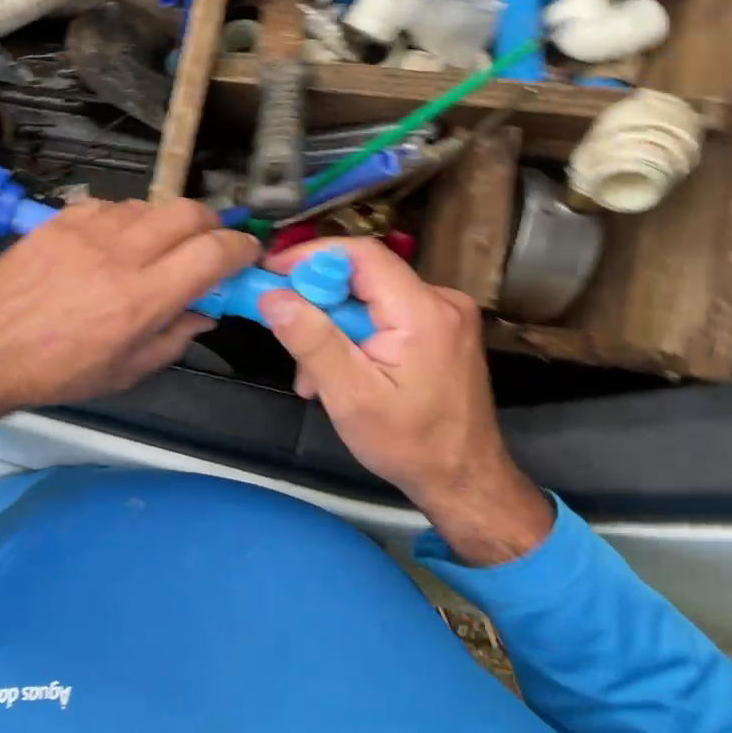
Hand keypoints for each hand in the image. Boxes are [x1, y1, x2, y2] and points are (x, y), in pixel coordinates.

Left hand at [0, 199, 257, 432]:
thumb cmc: (54, 373)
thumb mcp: (124, 372)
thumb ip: (173, 338)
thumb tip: (205, 312)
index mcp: (141, 299)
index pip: (213, 252)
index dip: (241, 249)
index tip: (245, 256)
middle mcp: (118, 256)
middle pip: (189, 213)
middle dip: (210, 226)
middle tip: (205, 247)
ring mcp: (84, 232)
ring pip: (148, 206)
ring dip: (163, 223)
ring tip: (153, 249)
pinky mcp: (56, 222)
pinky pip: (106, 205)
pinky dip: (121, 219)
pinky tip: (110, 243)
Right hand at [259, 238, 553, 565]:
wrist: (462, 478)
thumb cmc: (407, 442)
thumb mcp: (349, 395)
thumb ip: (311, 340)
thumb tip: (272, 296)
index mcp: (423, 311)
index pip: (361, 254)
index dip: (310, 256)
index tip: (269, 274)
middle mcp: (440, 300)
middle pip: (361, 277)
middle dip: (315, 307)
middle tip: (285, 340)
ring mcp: (443, 315)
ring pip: (367, 300)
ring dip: (330, 330)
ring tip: (314, 379)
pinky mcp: (439, 330)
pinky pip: (382, 316)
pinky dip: (351, 339)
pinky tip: (338, 376)